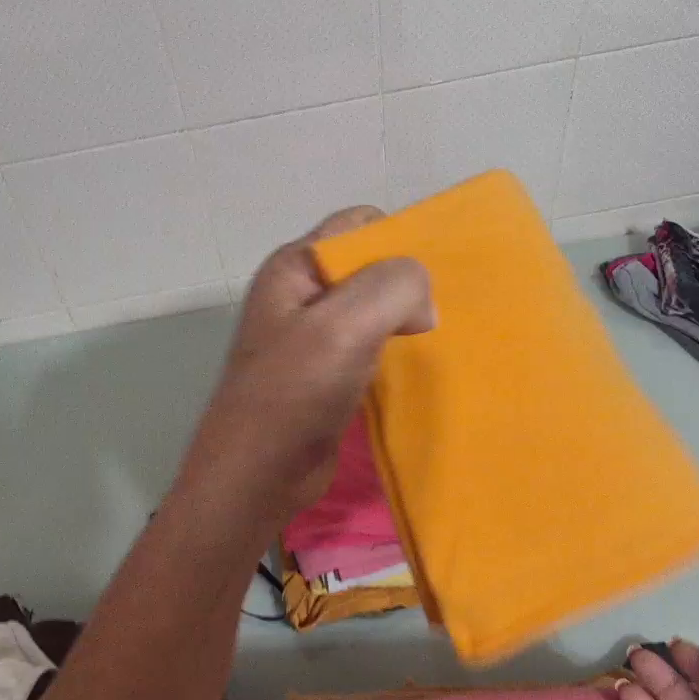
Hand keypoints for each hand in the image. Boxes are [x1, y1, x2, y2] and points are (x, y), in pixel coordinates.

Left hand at [175, 207, 432, 525]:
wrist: (257, 474)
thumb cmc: (294, 393)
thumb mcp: (345, 325)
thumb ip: (393, 287)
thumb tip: (423, 303)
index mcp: (294, 267)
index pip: (359, 225)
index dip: (399, 241)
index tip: (432, 279)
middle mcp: (299, 295)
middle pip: (369, 269)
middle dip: (407, 286)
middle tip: (441, 315)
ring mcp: (309, 339)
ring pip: (371, 313)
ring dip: (403, 324)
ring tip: (436, 343)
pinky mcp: (323, 377)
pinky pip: (368, 350)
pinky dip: (392, 356)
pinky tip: (414, 372)